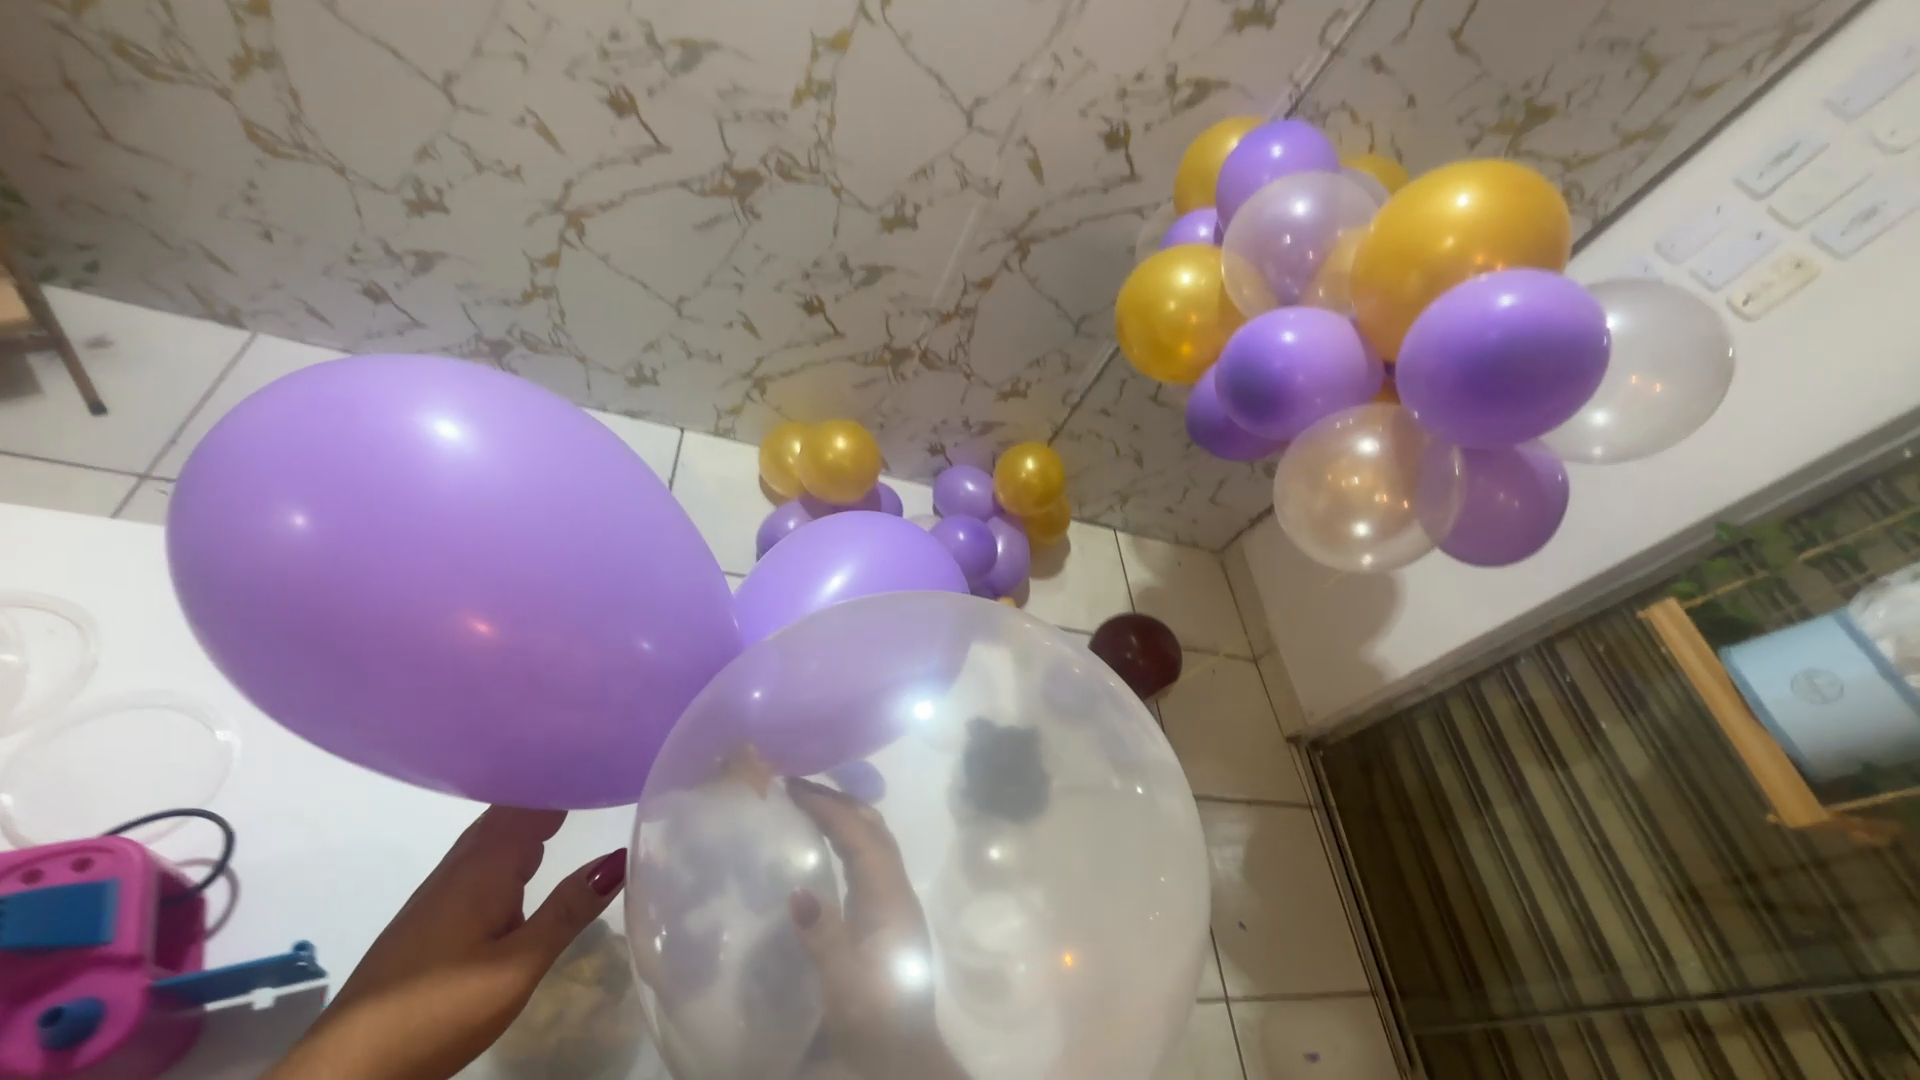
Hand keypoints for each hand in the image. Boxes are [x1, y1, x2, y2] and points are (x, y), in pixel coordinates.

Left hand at [265, 807, 626, 1079]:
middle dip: (549, 793)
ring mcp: (441, 896)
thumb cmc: (436, 1013)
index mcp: (481, 871)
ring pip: (494, 840)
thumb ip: (567, 911)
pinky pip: (484, 864)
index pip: (526, 805)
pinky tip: (531, 865)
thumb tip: (619, 856)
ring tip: (578, 804)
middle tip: (601, 775)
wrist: (348, 1071)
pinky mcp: (435, 921)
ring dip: (532, 819)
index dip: (562, 780)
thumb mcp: (516, 967)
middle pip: (507, 816)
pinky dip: (516, 849)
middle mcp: (459, 871)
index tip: (604, 760)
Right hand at [785, 777, 968, 1079]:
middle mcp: (896, 892)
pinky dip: (844, 841)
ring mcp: (894, 904)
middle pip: (874, 830)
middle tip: (797, 786)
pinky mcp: (885, 919)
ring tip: (805, 804)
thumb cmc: (876, 1022)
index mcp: (890, 900)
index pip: (862, 837)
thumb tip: (798, 890)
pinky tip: (821, 849)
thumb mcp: (846, 987)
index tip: (794, 787)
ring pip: (873, 844)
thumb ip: (824, 939)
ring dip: (844, 818)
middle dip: (839, 801)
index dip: (830, 807)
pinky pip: (866, 863)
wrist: (904, 1059)